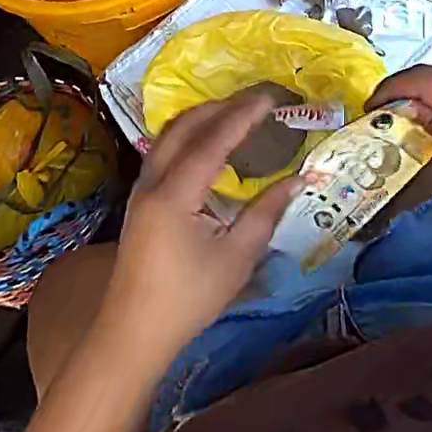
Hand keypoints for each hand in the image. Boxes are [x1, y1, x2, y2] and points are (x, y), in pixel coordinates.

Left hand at [100, 92, 300, 362]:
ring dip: (201, 118)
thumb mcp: (237, 258)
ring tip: (235, 113)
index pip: (213, 140)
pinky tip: (209, 145)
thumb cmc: (189, 298)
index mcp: (176, 194)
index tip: (269, 99)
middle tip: (255, 101)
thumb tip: (298, 180)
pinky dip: (189, 136)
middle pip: (184, 126)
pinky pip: (163, 151)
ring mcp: (141, 189)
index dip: (243, 116)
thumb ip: (266, 212)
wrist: (133, 332)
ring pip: (169, 136)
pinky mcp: (140, 200)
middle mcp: (153, 182)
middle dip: (220, 107)